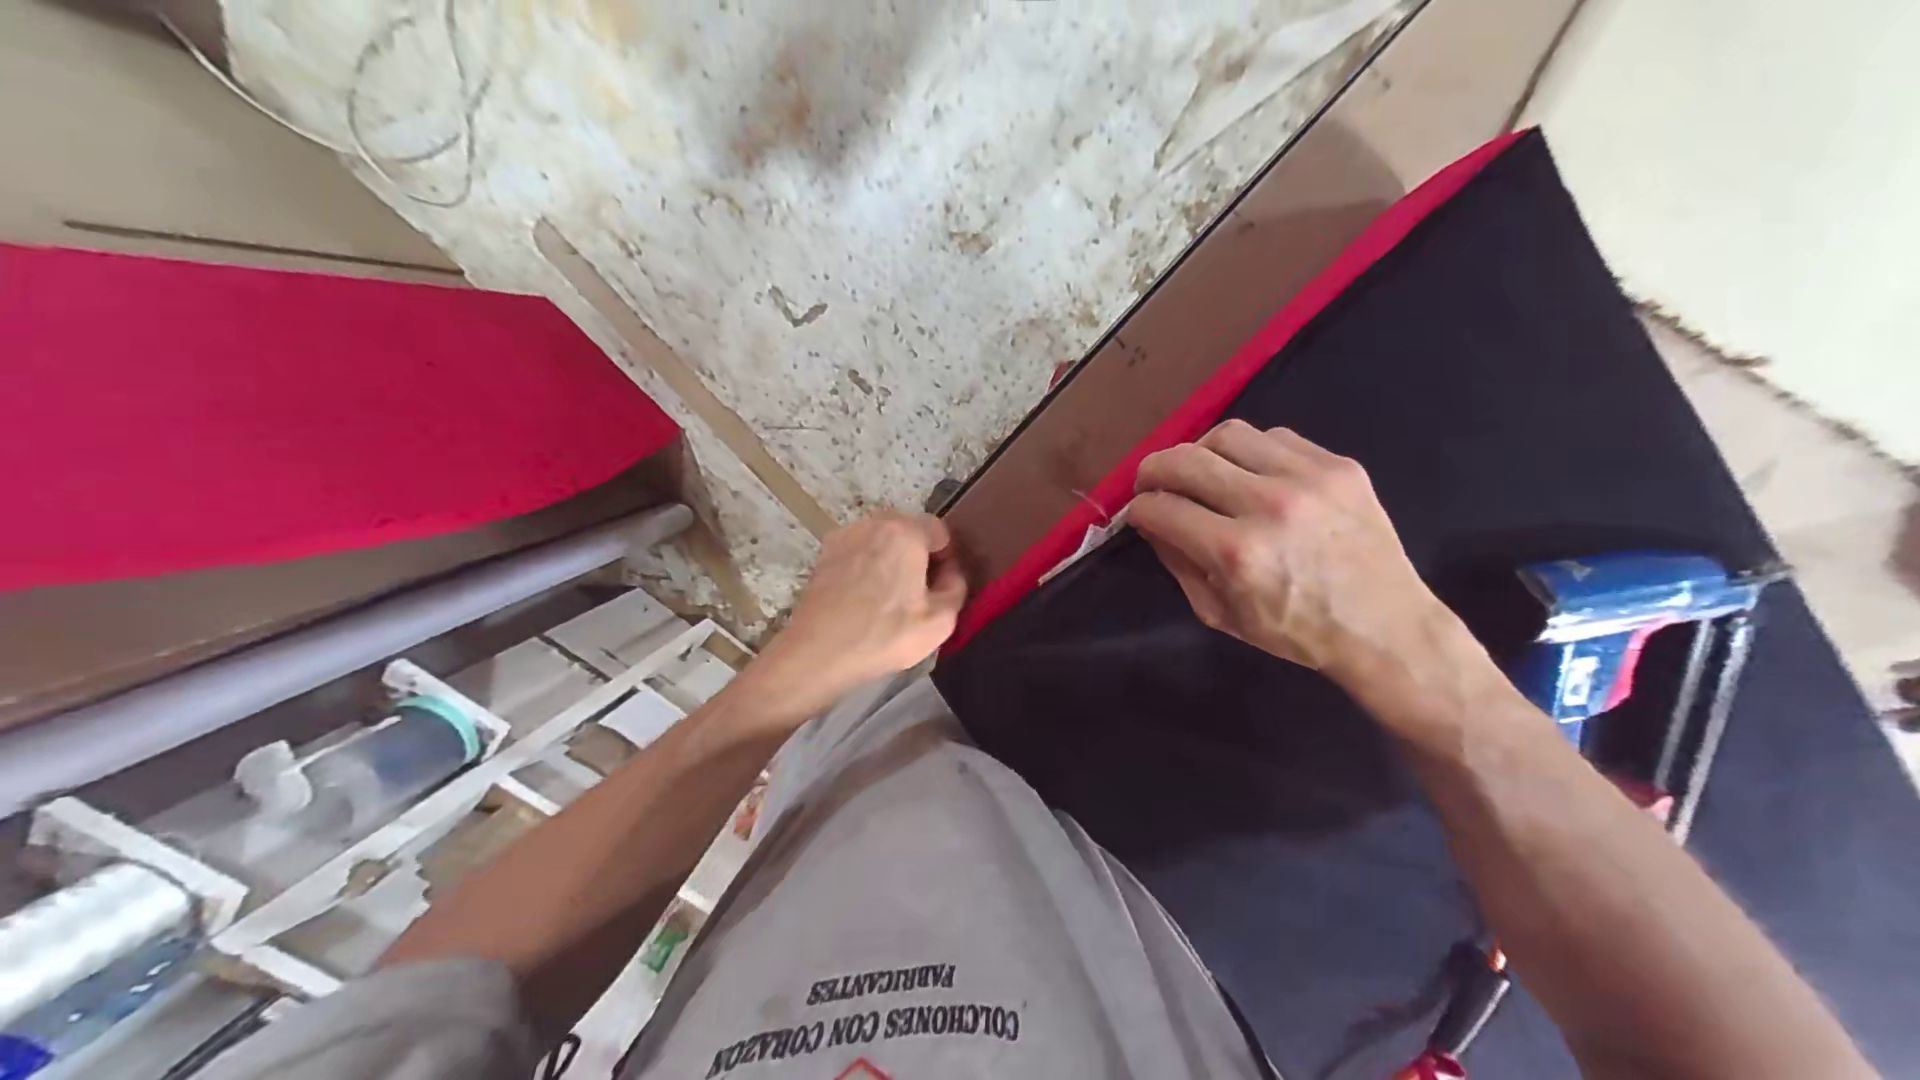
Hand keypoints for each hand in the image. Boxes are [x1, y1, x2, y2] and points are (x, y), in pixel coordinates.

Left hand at [753, 512, 966, 711]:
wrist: (818, 653)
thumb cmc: (884, 636)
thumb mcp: (940, 621)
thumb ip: (957, 587)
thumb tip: (951, 572)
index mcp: (906, 532)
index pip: (940, 530)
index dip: (947, 557)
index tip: (941, 586)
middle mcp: (874, 523)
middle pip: (909, 530)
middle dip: (918, 555)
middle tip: (917, 593)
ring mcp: (844, 535)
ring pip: (881, 540)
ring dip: (891, 559)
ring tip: (888, 597)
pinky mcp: (823, 554)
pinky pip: (858, 551)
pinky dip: (866, 566)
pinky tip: (863, 597)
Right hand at [1131, 420, 1455, 686]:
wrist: (1385, 627)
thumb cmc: (1295, 631)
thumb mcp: (1219, 613)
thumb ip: (1177, 563)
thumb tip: (1152, 522)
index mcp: (1235, 552)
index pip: (1160, 508)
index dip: (1138, 509)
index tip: (1139, 513)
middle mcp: (1268, 506)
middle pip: (1184, 460)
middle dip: (1152, 470)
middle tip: (1151, 482)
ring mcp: (1308, 479)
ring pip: (1227, 434)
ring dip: (1199, 451)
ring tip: (1200, 471)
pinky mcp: (1339, 465)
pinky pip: (1275, 436)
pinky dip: (1248, 451)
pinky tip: (1250, 473)